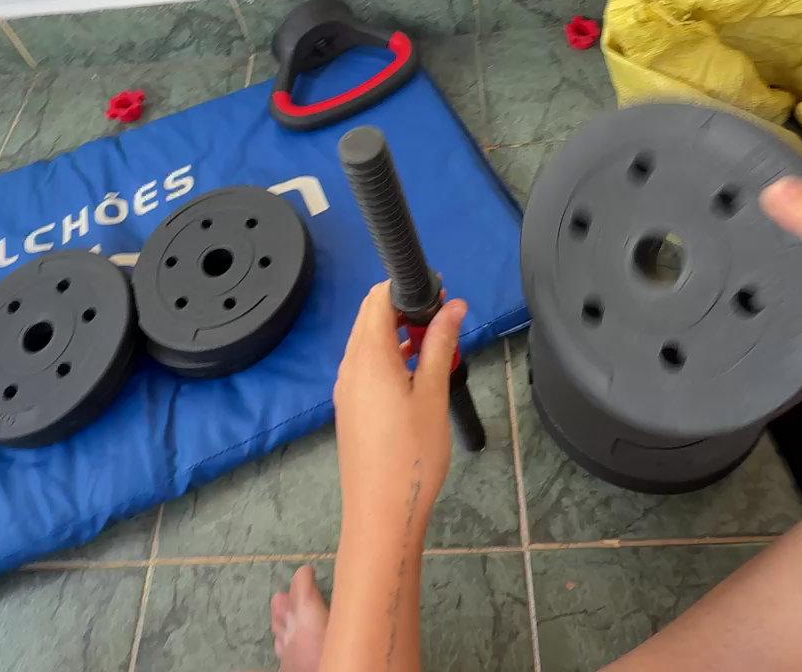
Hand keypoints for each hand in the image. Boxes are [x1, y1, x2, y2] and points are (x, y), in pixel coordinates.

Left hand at [333, 281, 467, 544]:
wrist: (381, 513)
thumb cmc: (412, 451)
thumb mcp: (433, 392)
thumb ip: (441, 343)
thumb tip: (454, 304)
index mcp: (368, 354)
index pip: (379, 297)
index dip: (407, 288)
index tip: (440, 295)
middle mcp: (350, 364)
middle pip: (371, 317)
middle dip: (405, 309)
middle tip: (443, 321)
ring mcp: (346, 387)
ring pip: (369, 342)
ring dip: (399, 334)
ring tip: (437, 346)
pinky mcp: (349, 406)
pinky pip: (366, 365)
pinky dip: (390, 357)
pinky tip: (417, 372)